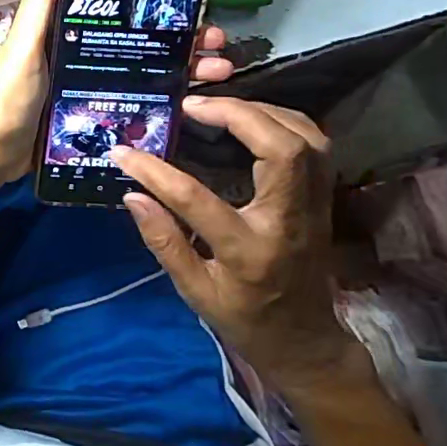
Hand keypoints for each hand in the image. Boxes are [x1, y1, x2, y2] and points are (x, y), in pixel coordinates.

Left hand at [0, 0, 237, 185]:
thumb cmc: (6, 101)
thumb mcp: (23, 48)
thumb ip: (39, 3)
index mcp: (62, 29)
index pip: (113, 4)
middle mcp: (79, 51)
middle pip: (137, 35)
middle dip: (178, 34)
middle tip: (212, 37)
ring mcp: (89, 81)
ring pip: (144, 65)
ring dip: (180, 64)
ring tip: (214, 67)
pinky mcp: (95, 109)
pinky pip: (135, 95)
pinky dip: (163, 93)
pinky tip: (190, 96)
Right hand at [111, 98, 365, 393]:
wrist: (306, 340)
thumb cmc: (244, 319)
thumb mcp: (194, 291)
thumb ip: (164, 241)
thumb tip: (133, 196)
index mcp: (249, 251)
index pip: (198, 200)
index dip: (155, 172)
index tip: (124, 152)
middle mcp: (289, 221)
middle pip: (283, 150)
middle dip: (237, 115)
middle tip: (192, 105)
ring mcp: (313, 206)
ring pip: (306, 140)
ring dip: (263, 112)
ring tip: (218, 107)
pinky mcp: (322, 198)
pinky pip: (313, 145)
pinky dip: (282, 122)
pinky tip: (251, 118)